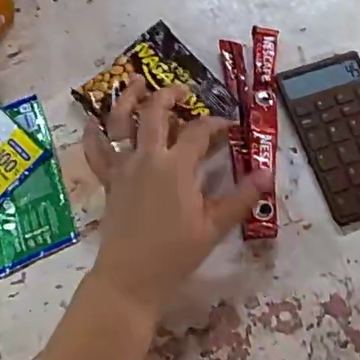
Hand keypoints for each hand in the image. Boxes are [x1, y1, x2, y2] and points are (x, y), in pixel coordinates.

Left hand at [82, 80, 261, 314]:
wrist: (130, 279)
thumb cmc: (175, 253)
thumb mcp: (214, 226)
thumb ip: (240, 197)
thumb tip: (267, 173)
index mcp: (176, 166)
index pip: (198, 131)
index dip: (216, 123)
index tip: (229, 126)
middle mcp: (147, 157)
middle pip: (155, 111)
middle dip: (170, 95)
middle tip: (184, 92)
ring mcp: (124, 166)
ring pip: (120, 122)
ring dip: (128, 98)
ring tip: (136, 81)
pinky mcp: (109, 180)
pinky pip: (97, 151)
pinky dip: (93, 134)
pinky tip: (92, 121)